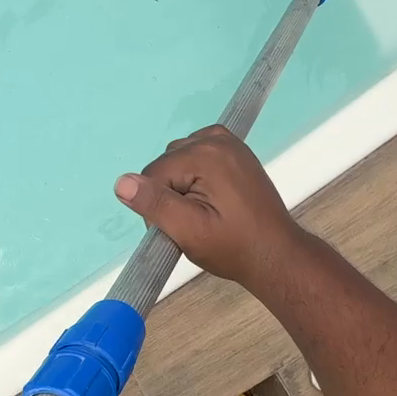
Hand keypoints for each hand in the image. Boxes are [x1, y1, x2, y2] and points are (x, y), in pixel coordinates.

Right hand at [113, 125, 308, 288]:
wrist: (275, 255)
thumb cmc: (233, 248)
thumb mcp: (188, 231)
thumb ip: (155, 204)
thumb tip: (122, 182)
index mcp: (206, 155)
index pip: (153, 174)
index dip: (156, 206)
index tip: (176, 231)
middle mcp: (217, 140)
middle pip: (166, 164)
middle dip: (169, 194)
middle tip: (191, 224)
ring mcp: (230, 144)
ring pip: (179, 160)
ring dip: (181, 186)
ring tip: (203, 214)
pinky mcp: (236, 153)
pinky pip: (197, 156)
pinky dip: (194, 175)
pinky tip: (208, 199)